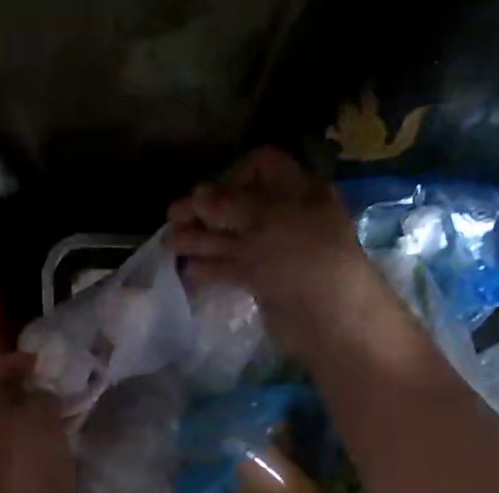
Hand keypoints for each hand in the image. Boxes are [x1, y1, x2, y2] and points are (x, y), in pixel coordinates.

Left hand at [0, 353, 73, 492]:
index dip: (15, 360)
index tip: (42, 360)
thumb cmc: (30, 455)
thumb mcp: (39, 413)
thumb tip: (46, 392)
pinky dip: (58, 421)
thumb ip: (43, 394)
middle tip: (62, 373)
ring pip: (30, 411)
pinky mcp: (33, 458)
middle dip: (36, 380)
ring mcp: (15, 441)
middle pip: (13, 391)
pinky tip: (76, 417)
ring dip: (50, 401)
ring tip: (73, 392)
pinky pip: (44, 431)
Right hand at [165, 148, 383, 343]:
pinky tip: (188, 271)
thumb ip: (229, 206)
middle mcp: (287, 216)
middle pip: (239, 205)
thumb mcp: (267, 221)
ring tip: (169, 245)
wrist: (329, 319)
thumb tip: (197, 195)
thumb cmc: (303, 257)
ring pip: (233, 239)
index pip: (260, 167)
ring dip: (201, 240)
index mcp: (298, 190)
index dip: (230, 176)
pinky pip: (234, 269)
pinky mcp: (266, 283)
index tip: (205, 195)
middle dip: (204, 210)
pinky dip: (211, 267)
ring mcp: (276, 251)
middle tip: (171, 219)